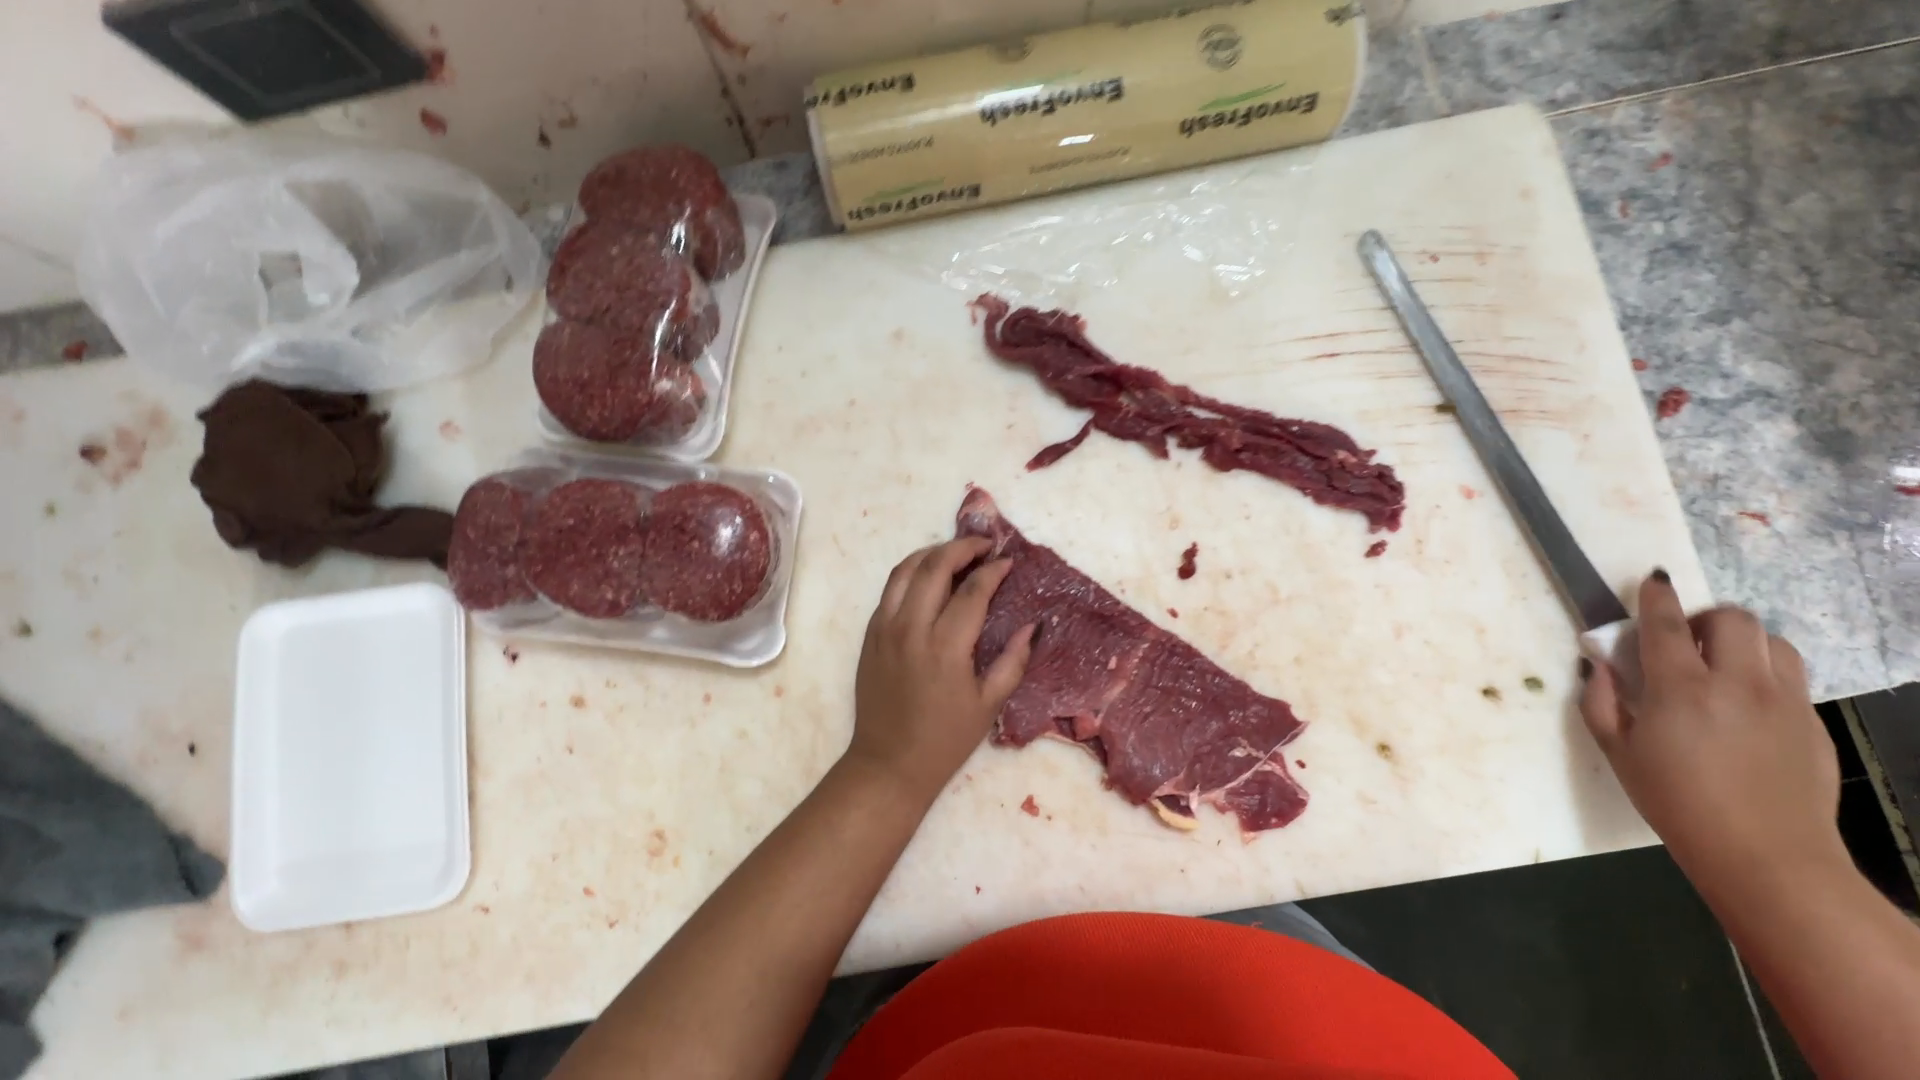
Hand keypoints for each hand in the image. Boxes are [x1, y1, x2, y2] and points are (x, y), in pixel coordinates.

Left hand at [847, 538, 1035, 803]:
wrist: (888, 762)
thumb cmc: (945, 739)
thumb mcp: (989, 705)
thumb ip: (1012, 660)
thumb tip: (1032, 626)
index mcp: (945, 647)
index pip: (972, 590)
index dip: (993, 570)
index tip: (1008, 562)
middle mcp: (911, 628)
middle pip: (934, 567)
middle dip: (962, 548)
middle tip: (984, 546)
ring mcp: (884, 628)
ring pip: (905, 570)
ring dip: (932, 553)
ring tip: (956, 553)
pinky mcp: (870, 634)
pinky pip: (890, 589)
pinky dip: (910, 573)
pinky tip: (928, 577)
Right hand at [1580, 572, 1844, 882]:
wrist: (1765, 855)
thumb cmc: (1674, 802)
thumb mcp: (1618, 753)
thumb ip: (1601, 701)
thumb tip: (1599, 665)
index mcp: (1681, 689)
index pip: (1667, 623)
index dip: (1656, 596)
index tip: (1652, 581)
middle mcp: (1738, 683)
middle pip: (1732, 619)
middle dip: (1705, 618)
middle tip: (1687, 640)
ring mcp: (1785, 701)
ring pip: (1772, 642)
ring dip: (1743, 643)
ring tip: (1723, 666)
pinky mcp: (1812, 722)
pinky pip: (1791, 678)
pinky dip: (1764, 676)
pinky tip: (1745, 707)